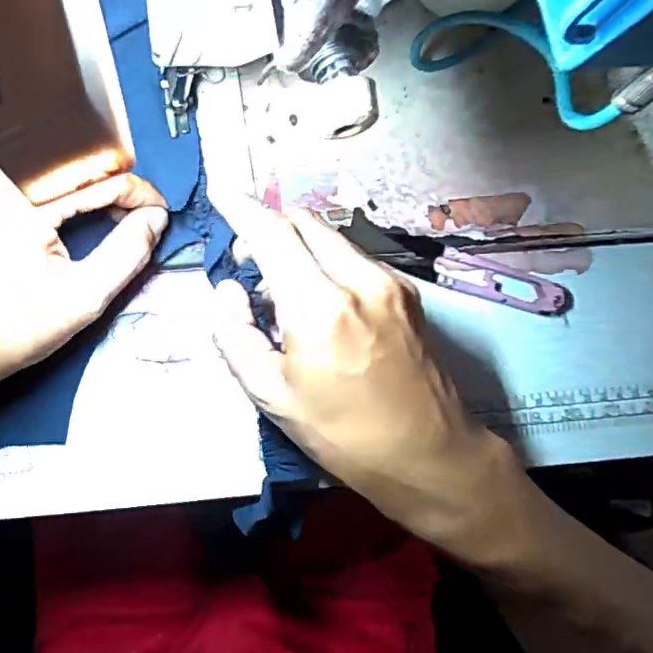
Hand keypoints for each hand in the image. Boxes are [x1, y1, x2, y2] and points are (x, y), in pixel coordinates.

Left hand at [0, 149, 167, 433]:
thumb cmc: (0, 331)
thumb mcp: (82, 298)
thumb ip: (128, 251)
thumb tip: (153, 221)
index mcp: (18, 196)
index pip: (97, 174)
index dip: (138, 193)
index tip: (157, 214)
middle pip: (72, 153)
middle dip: (113, 178)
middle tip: (135, 211)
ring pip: (46, 153)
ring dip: (84, 174)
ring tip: (105, 209)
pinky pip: (19, 165)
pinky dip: (53, 179)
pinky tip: (67, 207)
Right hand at [208, 193, 530, 555]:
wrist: (431, 455)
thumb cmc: (345, 436)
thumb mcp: (274, 397)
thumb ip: (236, 336)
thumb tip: (227, 290)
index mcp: (321, 308)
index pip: (273, 233)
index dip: (241, 209)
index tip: (222, 197)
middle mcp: (361, 281)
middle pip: (305, 222)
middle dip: (270, 228)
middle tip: (249, 264)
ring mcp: (391, 283)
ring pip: (333, 238)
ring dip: (300, 248)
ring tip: (286, 295)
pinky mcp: (409, 293)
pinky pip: (356, 259)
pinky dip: (329, 264)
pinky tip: (323, 304)